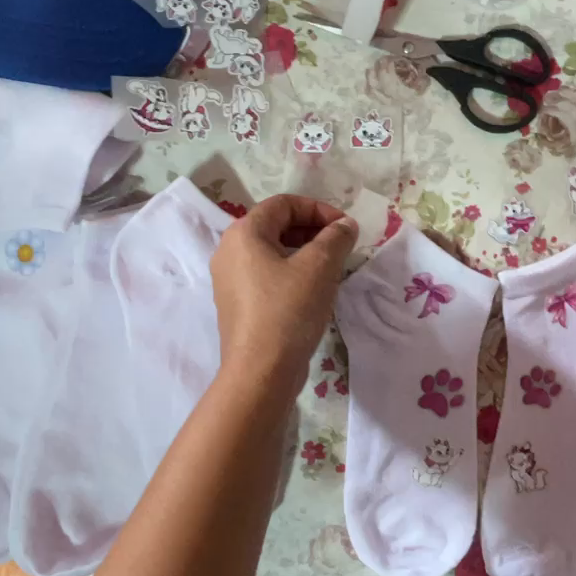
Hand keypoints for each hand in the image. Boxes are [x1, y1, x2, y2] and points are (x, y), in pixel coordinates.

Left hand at [211, 195, 356, 389]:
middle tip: (342, 247)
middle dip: (313, 231)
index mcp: (244, 233)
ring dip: (304, 253)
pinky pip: (267, 277)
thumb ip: (335, 238)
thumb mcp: (319, 267)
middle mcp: (229, 252)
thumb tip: (345, 226)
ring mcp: (229, 280)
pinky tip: (313, 292)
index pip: (284, 204)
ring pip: (272, 253)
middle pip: (276, 226)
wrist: (261, 371)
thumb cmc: (288, 311)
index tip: (346, 228)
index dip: (319, 209)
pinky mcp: (238, 305)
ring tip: (332, 268)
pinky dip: (291, 274)